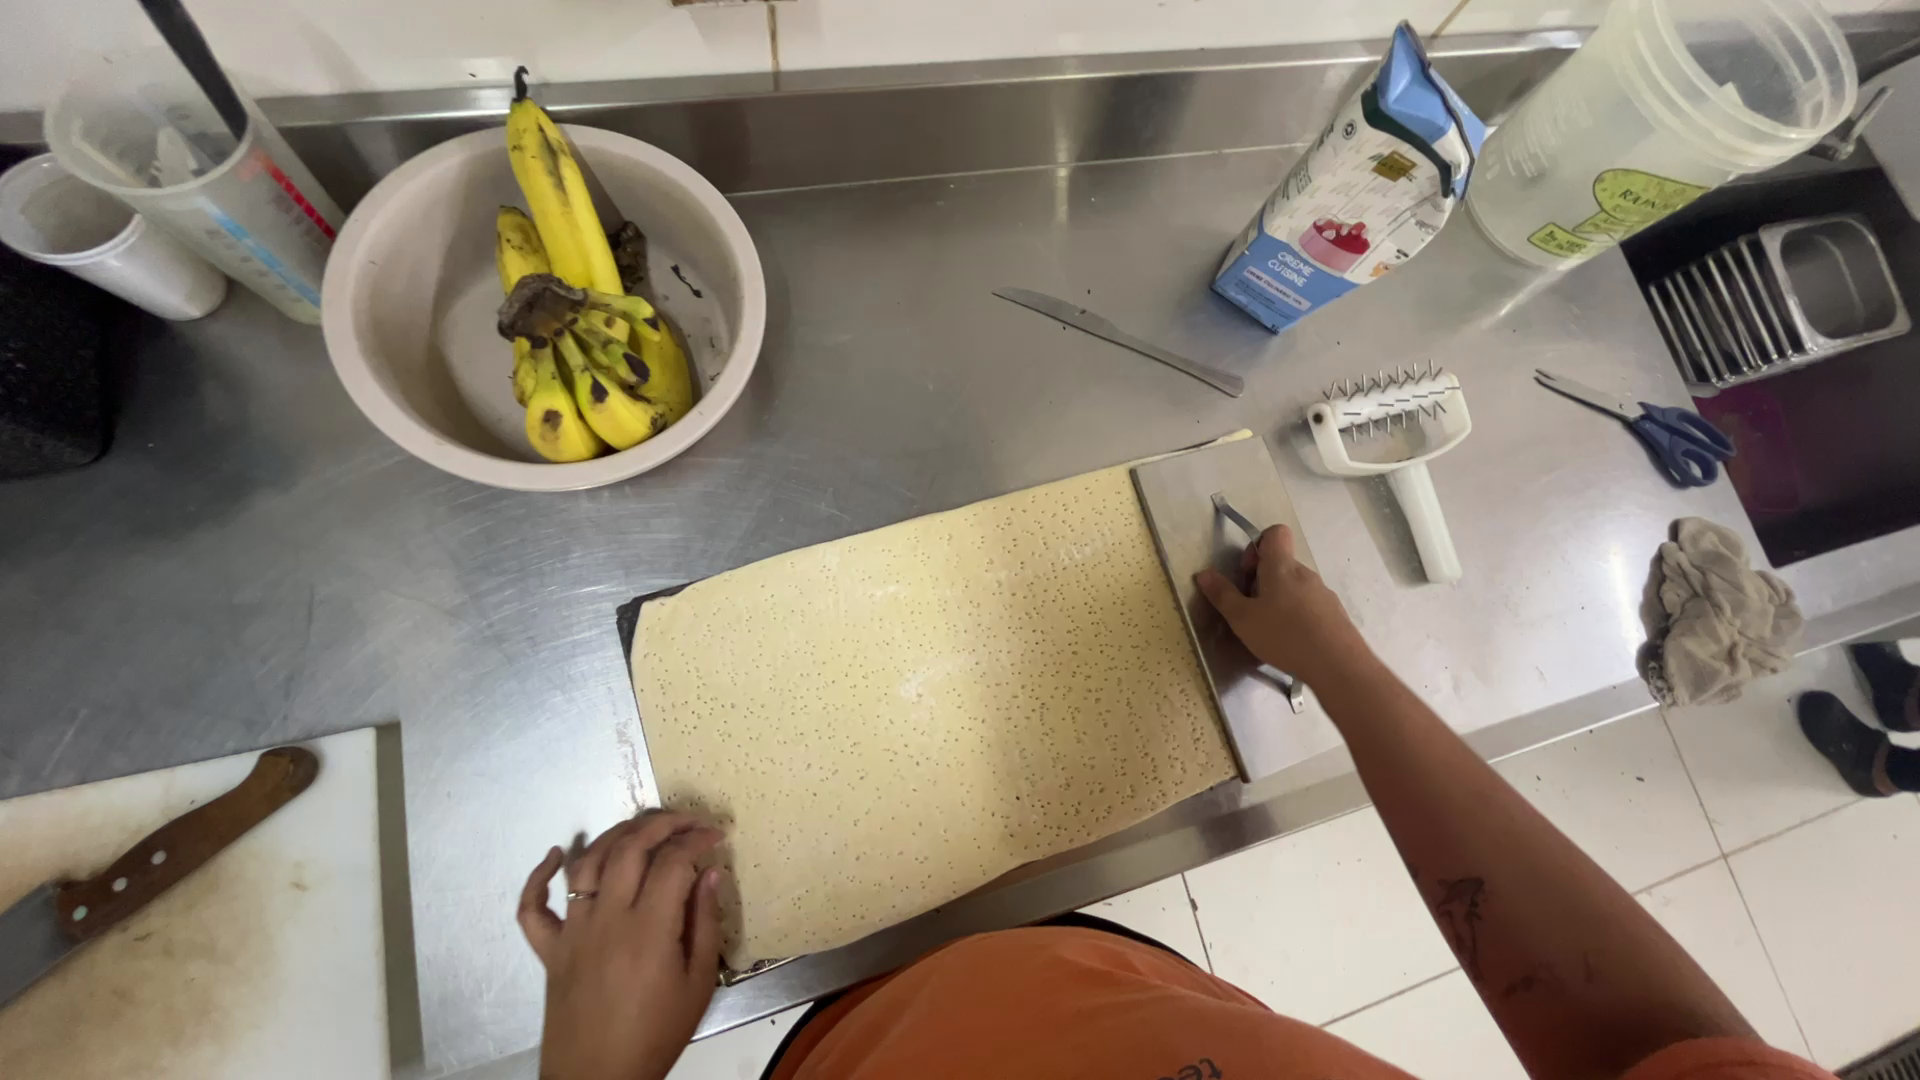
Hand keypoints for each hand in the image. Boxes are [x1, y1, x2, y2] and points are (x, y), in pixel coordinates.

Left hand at [518, 812, 726, 1079]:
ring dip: (616, 834)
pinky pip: (533, 907)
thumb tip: (710, 872)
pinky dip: (538, 876)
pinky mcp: (549, 950)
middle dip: (664, 823)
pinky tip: (556, 854)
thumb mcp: (698, 982)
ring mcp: (573, 932)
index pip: (673, 860)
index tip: (717, 835)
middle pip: (631, 847)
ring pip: (588, 862)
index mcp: (649, 929)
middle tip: (688, 821)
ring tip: (643, 829)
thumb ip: (705, 922)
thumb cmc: (656, 1035)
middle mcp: (607, 918)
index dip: (697, 838)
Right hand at [1195, 524, 1373, 684]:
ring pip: (1295, 586)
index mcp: (1281, 567)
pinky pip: (1310, 604)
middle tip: (1251, 607)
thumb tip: (1203, 573)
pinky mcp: (1335, 614)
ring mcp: (1323, 593)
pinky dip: (1297, 615)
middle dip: (1263, 580)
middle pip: (1282, 563)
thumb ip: (1222, 594)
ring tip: (1270, 628)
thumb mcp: (1242, 618)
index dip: (1257, 546)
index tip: (1247, 573)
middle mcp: (1305, 573)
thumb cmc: (1284, 635)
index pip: (1274, 533)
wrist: (1338, 665)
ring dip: (1280, 599)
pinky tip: (1292, 640)